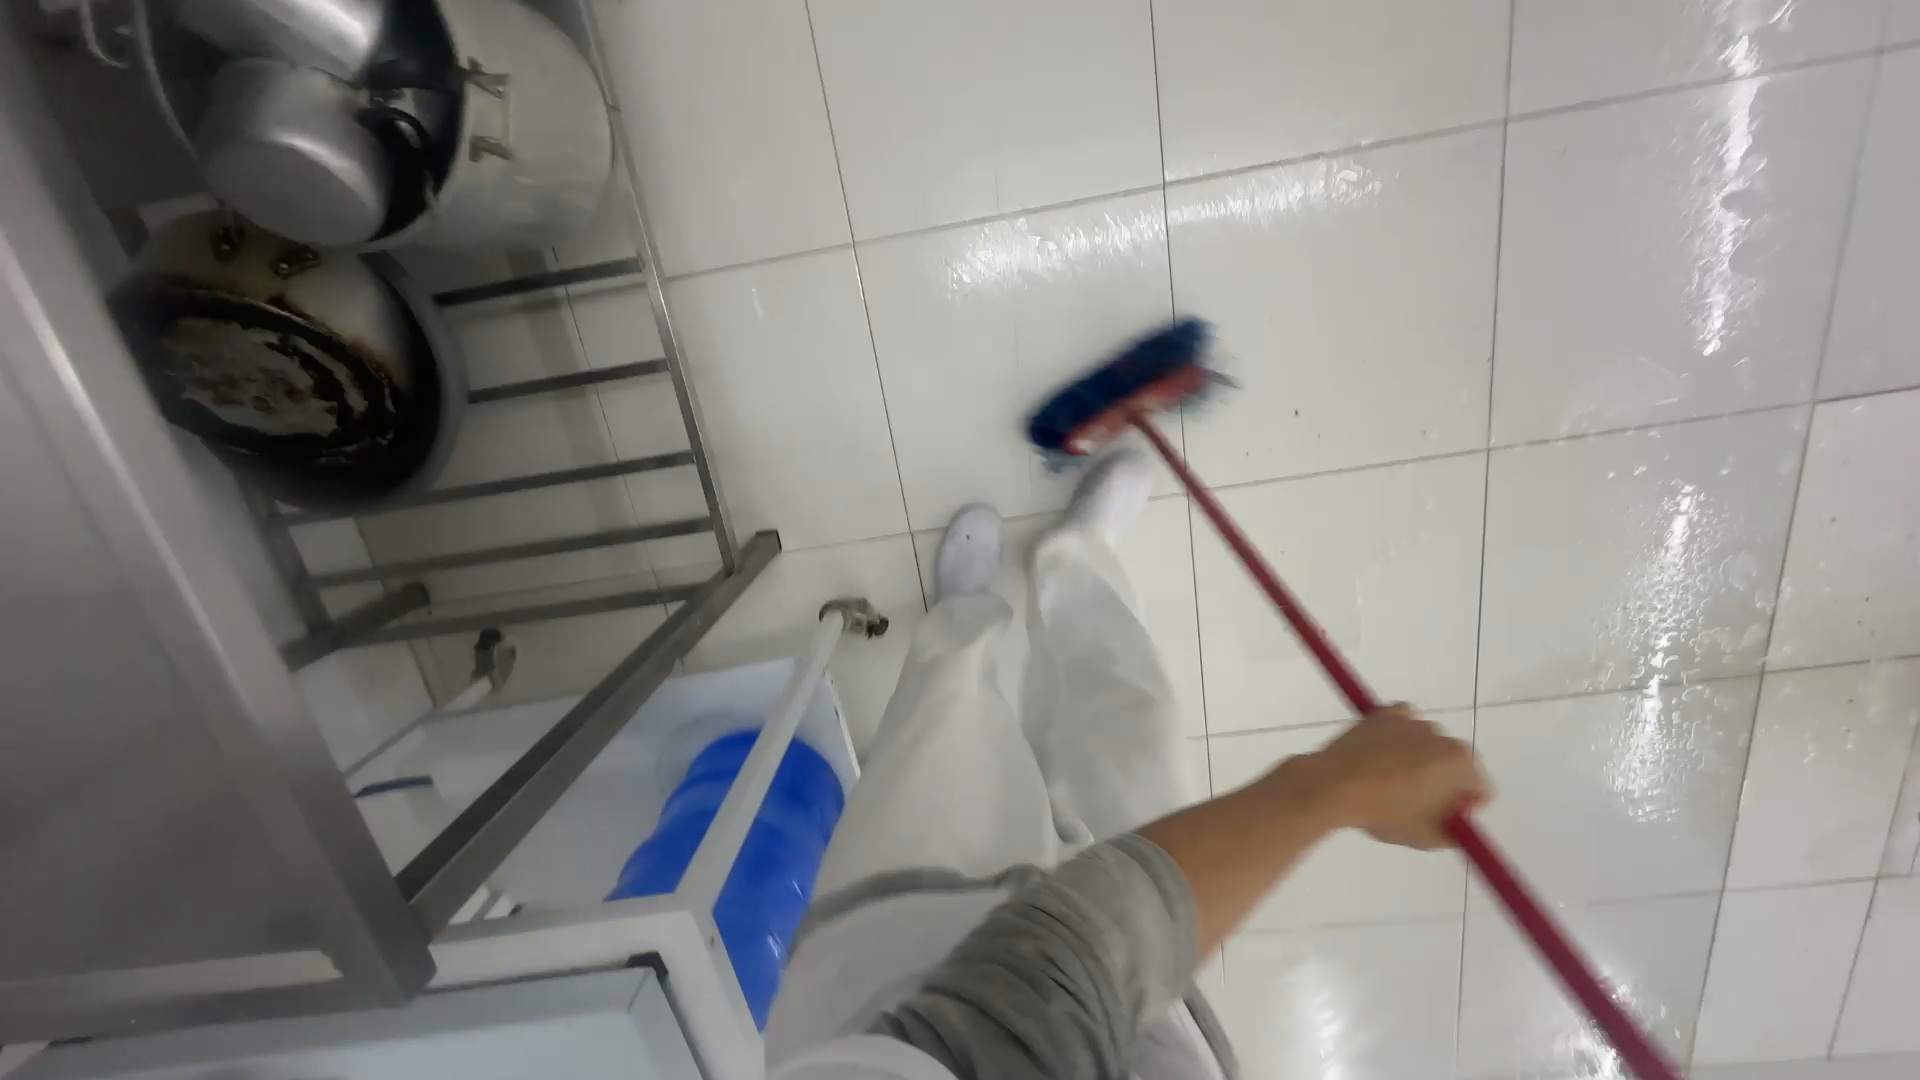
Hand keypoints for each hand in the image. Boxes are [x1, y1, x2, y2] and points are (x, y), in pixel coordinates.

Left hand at [1270, 704, 1490, 849]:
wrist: (1333, 784)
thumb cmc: (1384, 812)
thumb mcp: (1428, 837)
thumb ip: (1453, 832)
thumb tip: (1454, 825)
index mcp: (1460, 764)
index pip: (1480, 787)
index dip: (1466, 805)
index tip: (1447, 817)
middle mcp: (1440, 736)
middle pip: (1454, 761)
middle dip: (1445, 780)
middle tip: (1421, 801)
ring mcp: (1410, 721)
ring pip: (1427, 742)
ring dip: (1420, 757)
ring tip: (1395, 779)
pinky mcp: (1382, 713)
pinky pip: (1402, 722)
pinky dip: (1399, 734)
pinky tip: (1385, 752)